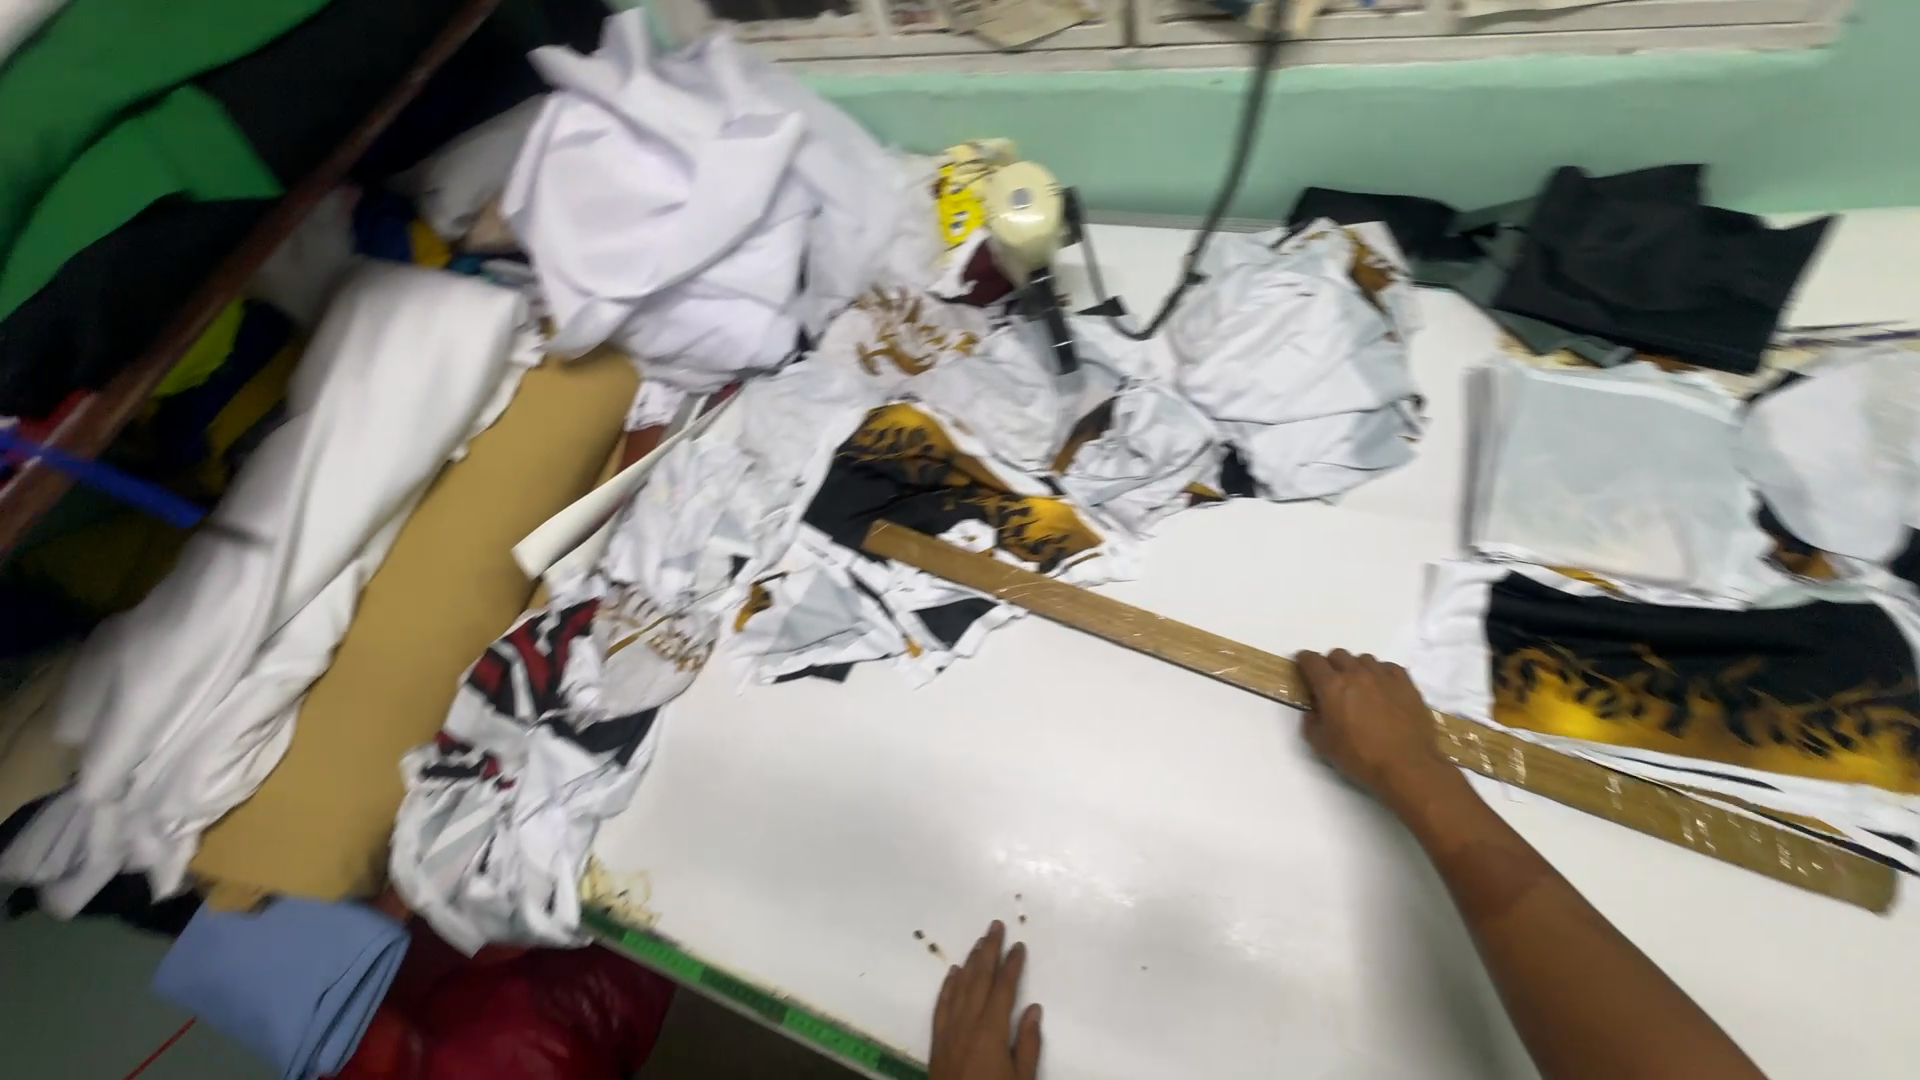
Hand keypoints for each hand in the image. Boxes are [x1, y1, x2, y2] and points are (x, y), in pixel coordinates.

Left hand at [930, 921, 1042, 1079]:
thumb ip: (1027, 1045)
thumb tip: (1033, 1009)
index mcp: (991, 1031)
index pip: (1003, 988)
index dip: (1012, 965)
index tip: (1019, 945)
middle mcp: (967, 1024)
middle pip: (979, 978)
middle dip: (989, 950)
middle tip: (995, 925)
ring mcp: (949, 1032)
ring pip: (959, 987)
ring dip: (970, 961)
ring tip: (979, 941)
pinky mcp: (936, 1044)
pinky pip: (941, 1006)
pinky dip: (948, 986)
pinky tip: (953, 973)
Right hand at [1296, 648, 1461, 811]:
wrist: (1407, 767)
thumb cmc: (1359, 757)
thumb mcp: (1321, 743)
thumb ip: (1311, 721)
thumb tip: (1314, 710)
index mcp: (1331, 686)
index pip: (1311, 660)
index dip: (1304, 661)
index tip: (1304, 669)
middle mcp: (1356, 674)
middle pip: (1338, 654)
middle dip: (1331, 665)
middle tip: (1333, 684)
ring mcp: (1384, 677)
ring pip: (1364, 659)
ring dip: (1356, 668)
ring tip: (1360, 687)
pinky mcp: (1407, 684)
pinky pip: (1389, 667)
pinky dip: (1381, 673)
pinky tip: (1383, 689)